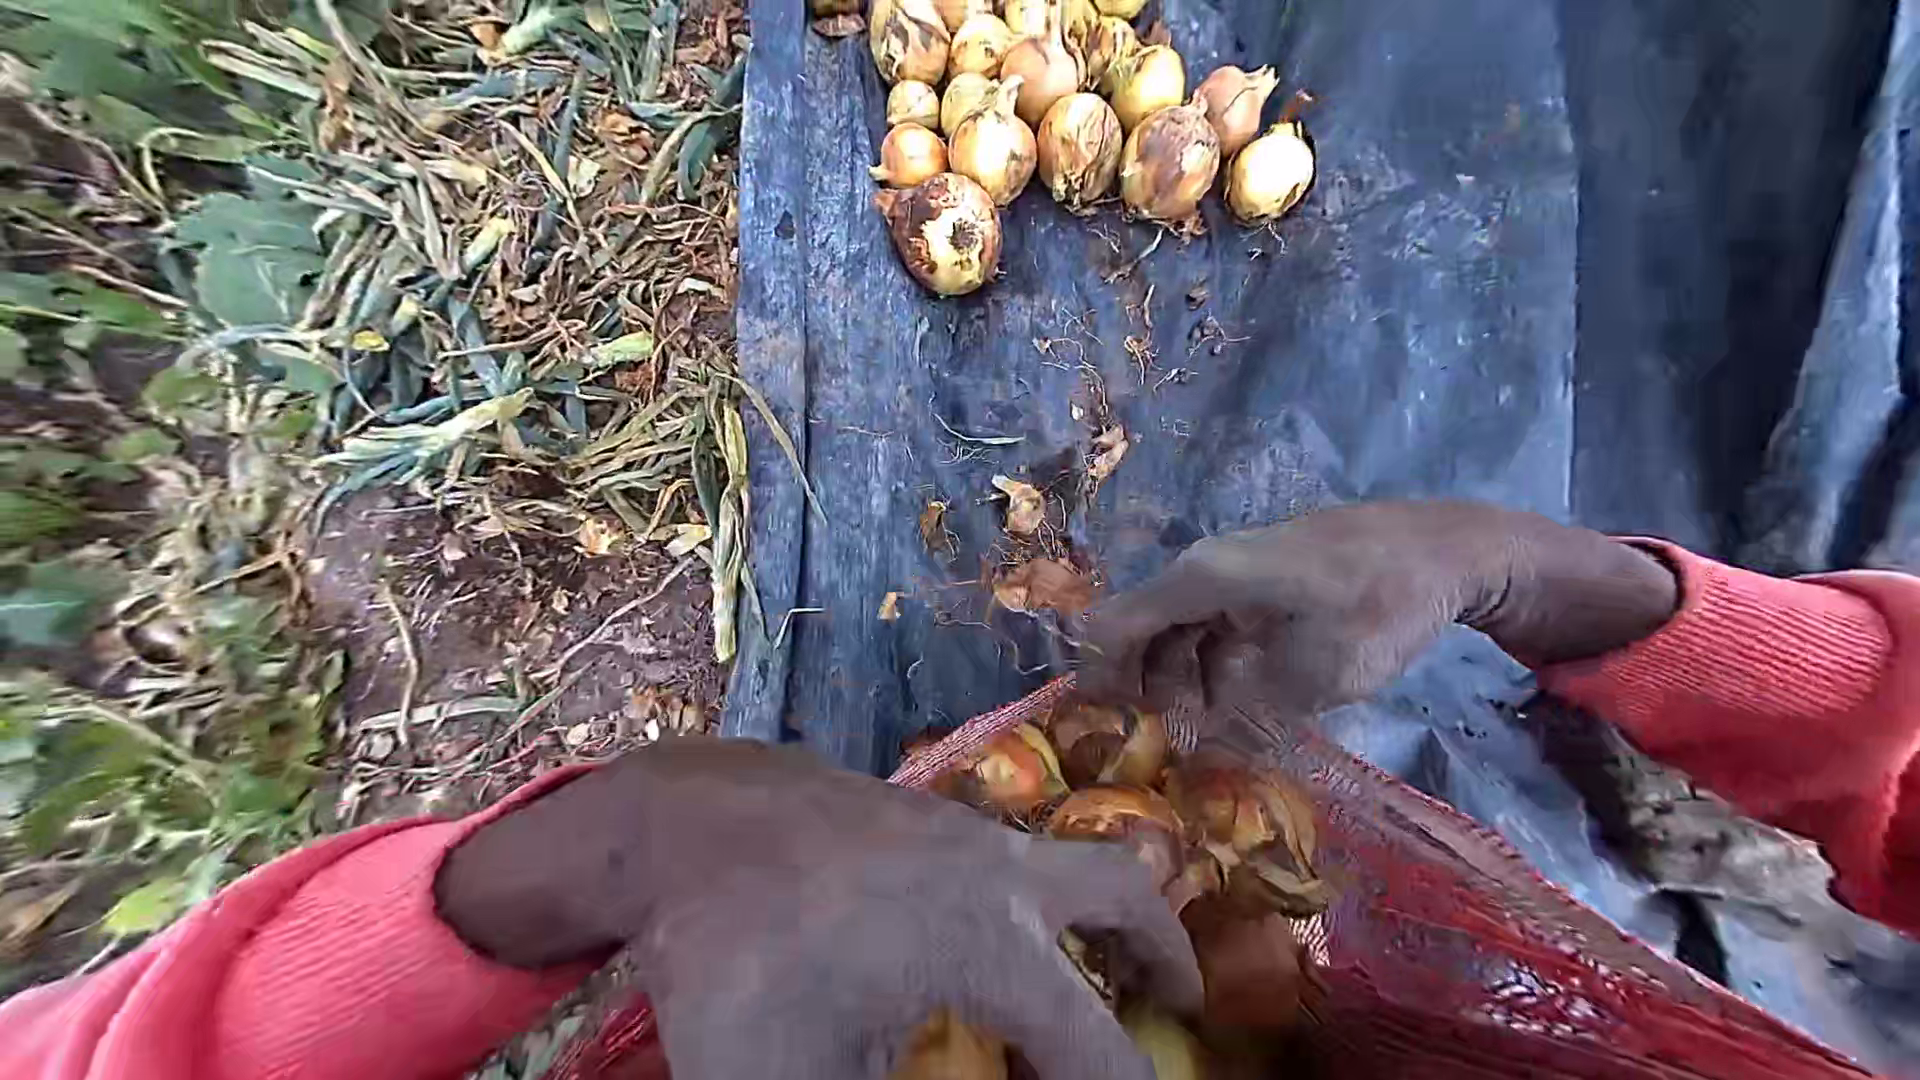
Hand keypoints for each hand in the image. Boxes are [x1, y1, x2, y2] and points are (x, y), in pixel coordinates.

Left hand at [435, 738, 1201, 1078]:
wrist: (699, 825)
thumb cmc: (743, 957)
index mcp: (989, 941)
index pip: (1100, 1052)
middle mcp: (998, 869)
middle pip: (1125, 888)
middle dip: (1165, 951)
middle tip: (1174, 1003)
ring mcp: (964, 827)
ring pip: (1070, 856)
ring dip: (1101, 910)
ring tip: (1092, 970)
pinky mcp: (930, 811)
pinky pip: (1016, 851)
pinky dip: (1040, 895)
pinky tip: (988, 933)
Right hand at [1080, 500, 1678, 717]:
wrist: (1442, 546)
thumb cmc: (1376, 605)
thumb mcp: (1313, 675)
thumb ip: (1243, 711)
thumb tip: (1196, 742)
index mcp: (1198, 580)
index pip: (1114, 623)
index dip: (1096, 672)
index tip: (1098, 723)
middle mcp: (1197, 570)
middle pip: (1140, 629)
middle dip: (1141, 686)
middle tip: (1160, 738)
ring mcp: (1224, 572)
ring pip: (1174, 629)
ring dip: (1177, 679)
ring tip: (1203, 728)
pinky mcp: (1250, 579)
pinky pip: (1207, 623)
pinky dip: (1207, 663)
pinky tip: (1232, 696)